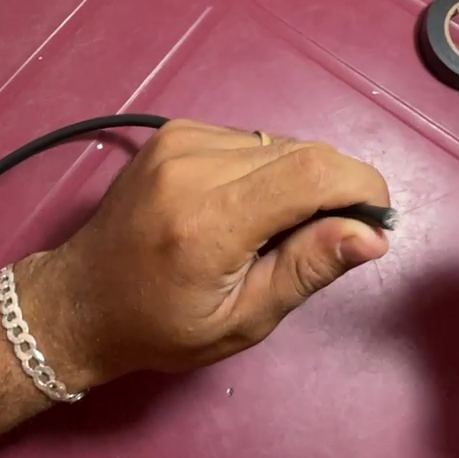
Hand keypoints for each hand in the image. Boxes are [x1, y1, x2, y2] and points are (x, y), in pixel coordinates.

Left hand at [16, 120, 390, 391]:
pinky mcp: (174, 130)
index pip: (309, 172)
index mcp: (208, 220)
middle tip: (328, 236)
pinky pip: (248, 139)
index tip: (378, 219)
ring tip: (275, 227)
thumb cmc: (160, 327)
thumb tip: (373, 235)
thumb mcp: (241, 321)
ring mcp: (179, 139)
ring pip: (277, 142)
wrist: (80, 298)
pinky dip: (266, 168)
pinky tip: (246, 203)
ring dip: (299, 178)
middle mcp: (192, 164)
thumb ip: (306, 270)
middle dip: (335, 187)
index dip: (361, 186)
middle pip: (300, 151)